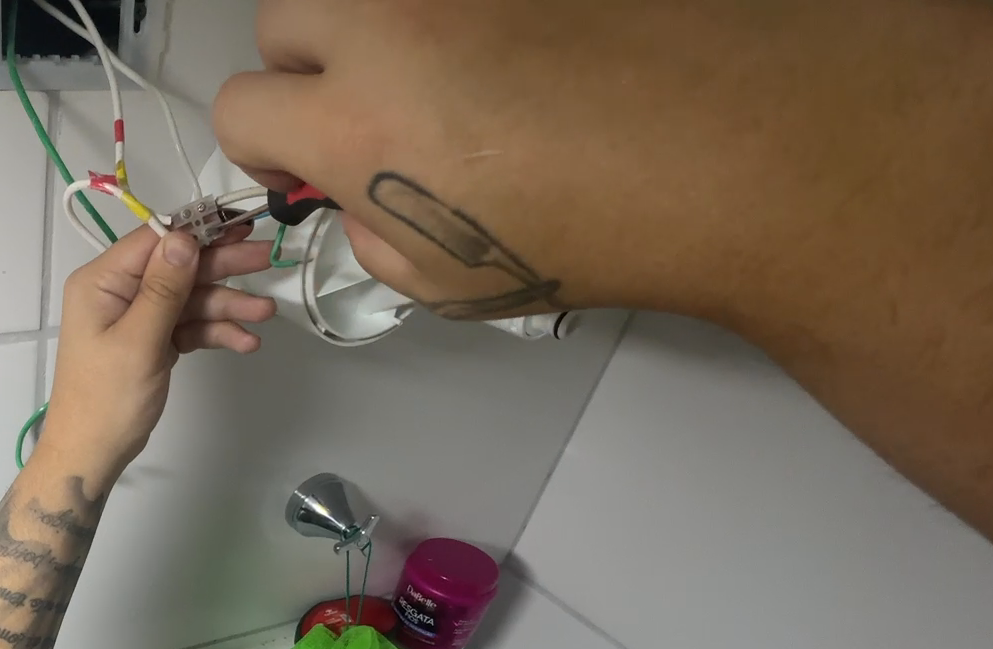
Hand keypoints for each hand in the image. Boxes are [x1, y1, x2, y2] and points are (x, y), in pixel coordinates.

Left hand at [32, 226, 274, 494]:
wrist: (92, 452)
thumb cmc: (107, 399)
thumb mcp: (138, 341)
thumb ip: (163, 288)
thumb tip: (184, 236)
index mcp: (102, 282)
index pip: (154, 240)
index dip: (198, 231)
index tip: (242, 225)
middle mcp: (118, 292)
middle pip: (177, 267)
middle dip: (222, 266)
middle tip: (270, 258)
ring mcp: (136, 318)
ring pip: (188, 299)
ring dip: (226, 305)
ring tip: (265, 314)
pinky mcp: (152, 343)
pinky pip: (187, 327)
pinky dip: (214, 332)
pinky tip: (244, 342)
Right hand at [213, 0, 992, 325]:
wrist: (755, 151)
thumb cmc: (591, 238)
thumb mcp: (438, 278)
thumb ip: (366, 228)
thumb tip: (356, 191)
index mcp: (358, 123)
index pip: (237, 109)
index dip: (256, 149)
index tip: (297, 170)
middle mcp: (393, 26)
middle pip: (281, 18)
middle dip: (297, 73)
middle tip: (351, 113)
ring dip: (365, 32)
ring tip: (425, 77)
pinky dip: (450, 22)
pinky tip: (504, 55)